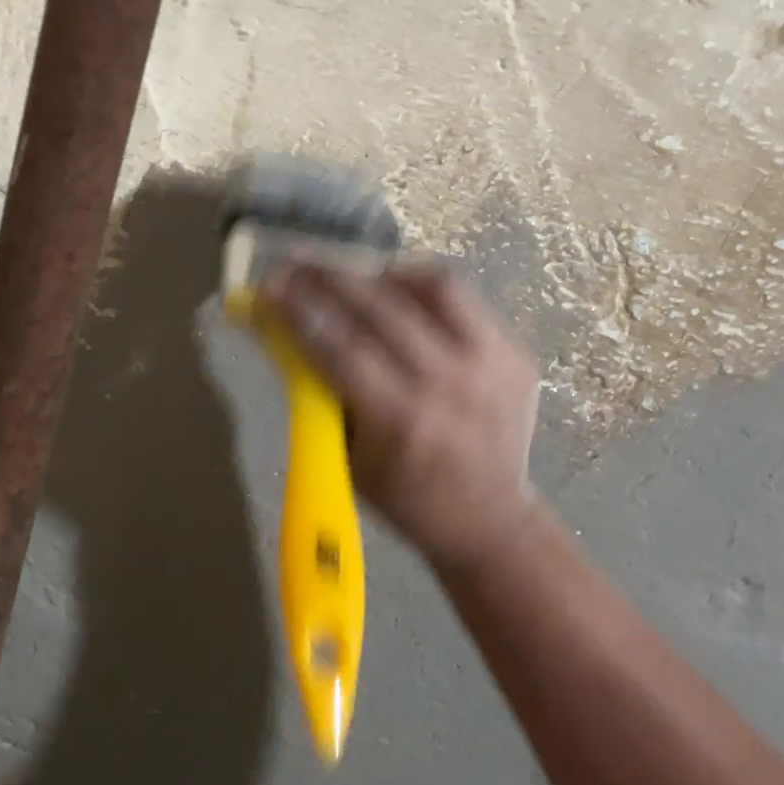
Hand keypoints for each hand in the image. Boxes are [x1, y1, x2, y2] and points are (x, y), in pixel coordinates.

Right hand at [259, 262, 541, 566]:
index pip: (342, 346)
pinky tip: (396, 288)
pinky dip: (422, 285)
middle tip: (294, 262)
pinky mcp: (514, 354)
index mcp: (402, 420)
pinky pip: (463, 299)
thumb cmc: (404, 498)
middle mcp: (450, 384)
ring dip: (381, 273)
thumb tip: (284, 330)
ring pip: (432, 287)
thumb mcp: (348, 456)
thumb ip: (321, 393)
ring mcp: (490, 365)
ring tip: (350, 272)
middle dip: (328, 277)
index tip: (269, 286)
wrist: (490, 522)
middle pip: (380, 308)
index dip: (301, 310)